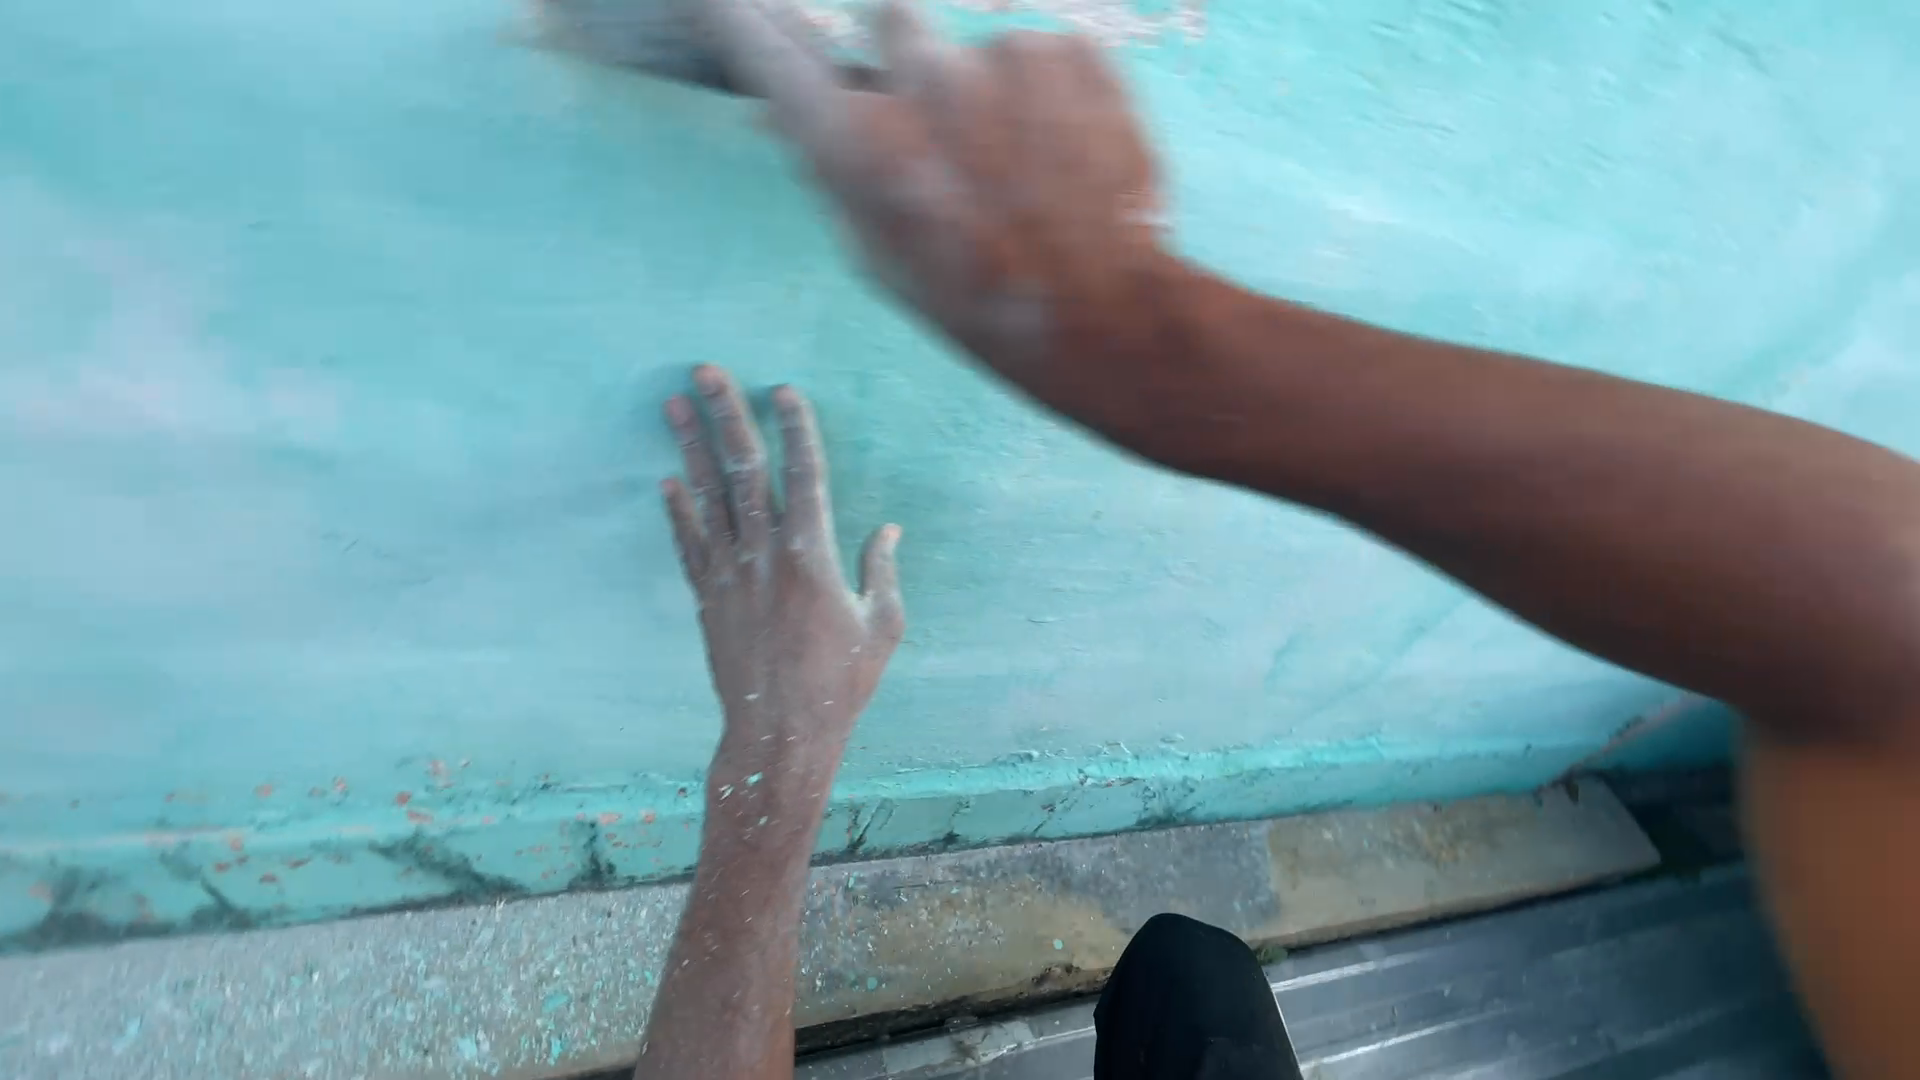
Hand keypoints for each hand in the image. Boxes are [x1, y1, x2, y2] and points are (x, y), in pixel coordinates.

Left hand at [661, 366, 904, 799]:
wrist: (780, 733)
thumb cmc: (841, 682)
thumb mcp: (882, 626)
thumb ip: (882, 570)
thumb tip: (889, 531)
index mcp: (812, 553)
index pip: (804, 472)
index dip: (795, 427)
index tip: (783, 390)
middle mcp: (764, 553)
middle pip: (742, 468)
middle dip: (725, 414)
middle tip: (706, 370)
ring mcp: (729, 574)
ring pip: (706, 497)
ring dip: (690, 447)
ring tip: (673, 405)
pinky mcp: (707, 599)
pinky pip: (687, 544)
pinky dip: (676, 510)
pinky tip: (665, 481)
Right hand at [702, 0, 1173, 410]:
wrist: (1094, 311)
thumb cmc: (974, 301)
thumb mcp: (880, 259)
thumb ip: (833, 177)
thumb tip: (792, 119)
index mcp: (858, 141)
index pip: (769, 47)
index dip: (744, 19)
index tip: (729, 1)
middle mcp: (918, 76)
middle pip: (890, 23)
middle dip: (910, 64)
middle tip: (952, 134)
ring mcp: (999, 55)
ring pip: (976, 54)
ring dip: (989, 97)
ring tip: (1024, 171)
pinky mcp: (1068, 51)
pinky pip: (1041, 61)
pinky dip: (1047, 103)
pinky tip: (1062, 163)